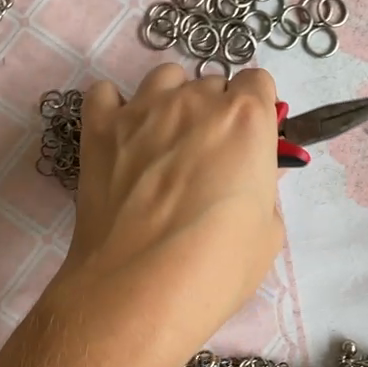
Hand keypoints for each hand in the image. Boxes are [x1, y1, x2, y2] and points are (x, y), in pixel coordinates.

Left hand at [47, 64, 284, 354]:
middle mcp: (195, 101)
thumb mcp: (268, 232)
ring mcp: (142, 109)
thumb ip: (262, 188)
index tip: (251, 138)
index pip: (258, 83)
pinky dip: (115, 108)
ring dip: (171, 99)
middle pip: (211, 83)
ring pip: (164, 78)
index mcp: (246, 119)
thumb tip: (250, 176)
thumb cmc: (217, 267)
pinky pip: (105, 93)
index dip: (256, 110)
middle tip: (208, 156)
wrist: (140, 288)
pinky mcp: (99, 128)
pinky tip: (121, 137)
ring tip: (165, 140)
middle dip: (215, 111)